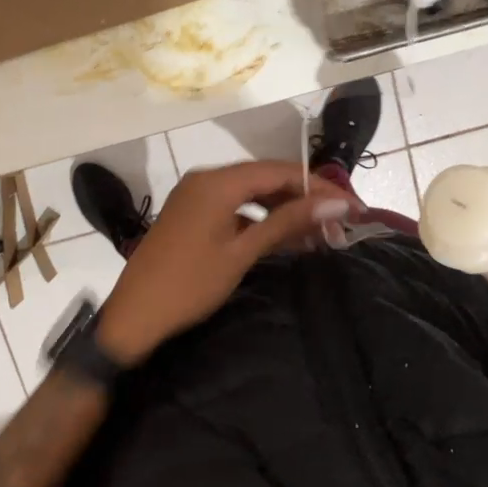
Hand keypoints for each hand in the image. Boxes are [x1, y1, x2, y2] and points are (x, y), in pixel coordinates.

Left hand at [97, 162, 356, 365]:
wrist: (135, 315)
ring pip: (250, 193)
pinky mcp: (190, 214)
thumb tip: (334, 204)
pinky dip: (259, 218)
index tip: (352, 206)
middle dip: (304, 198)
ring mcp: (195, 195)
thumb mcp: (242, 253)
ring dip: (283, 209)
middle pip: (265, 178)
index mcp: (217, 182)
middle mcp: (205, 179)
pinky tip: (282, 238)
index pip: (280, 171)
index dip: (319, 187)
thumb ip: (286, 223)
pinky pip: (233, 206)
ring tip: (317, 233)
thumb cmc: (189, 285)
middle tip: (339, 223)